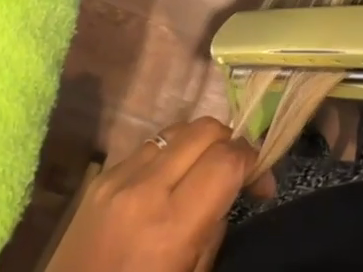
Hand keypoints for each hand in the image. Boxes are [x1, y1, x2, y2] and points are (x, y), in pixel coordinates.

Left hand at [45, 118, 253, 271]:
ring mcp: (116, 177)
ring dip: (201, 144)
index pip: (226, 160)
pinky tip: (171, 182)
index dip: (253, 160)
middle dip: (230, 143)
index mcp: (171, 226)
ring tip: (207, 173)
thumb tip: (228, 193)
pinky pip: (147, 147)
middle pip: (204, 129)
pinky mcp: (100, 177)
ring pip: (176, 130)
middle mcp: (143, 188)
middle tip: (240, 173)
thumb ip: (213, 233)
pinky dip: (170, 154)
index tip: (262, 183)